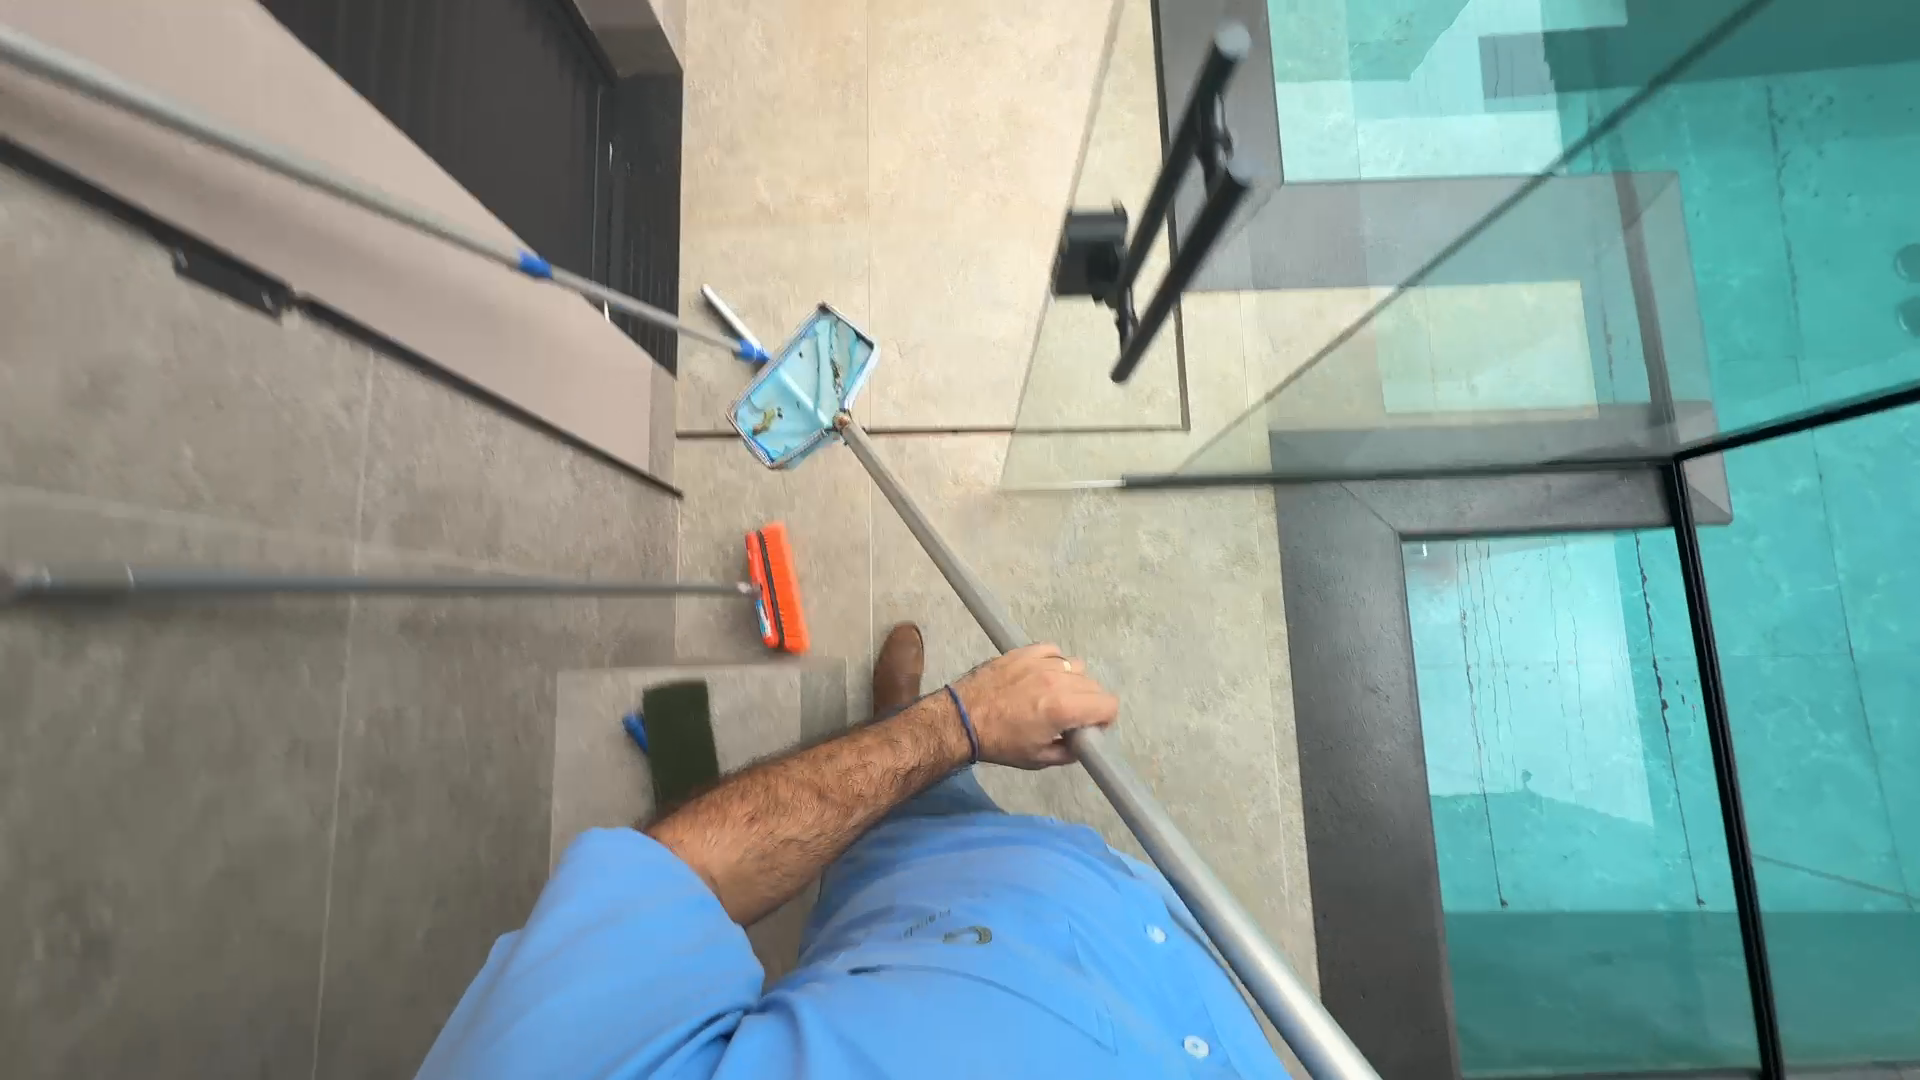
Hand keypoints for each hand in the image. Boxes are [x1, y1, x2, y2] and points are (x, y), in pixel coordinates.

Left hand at [951, 644, 1119, 769]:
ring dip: (1072, 681)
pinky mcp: (1024, 651)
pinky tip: (1042, 676)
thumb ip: (1070, 751)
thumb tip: (1083, 740)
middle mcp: (1058, 679)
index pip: (1108, 704)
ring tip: (1053, 694)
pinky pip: (1054, 651)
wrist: (962, 719)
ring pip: (1076, 666)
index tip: (1090, 727)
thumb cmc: (1000, 743)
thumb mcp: (1040, 759)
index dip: (1104, 718)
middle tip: (1069, 715)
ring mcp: (1040, 661)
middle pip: (1094, 685)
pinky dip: (1054, 662)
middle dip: (1088, 702)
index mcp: (1064, 708)